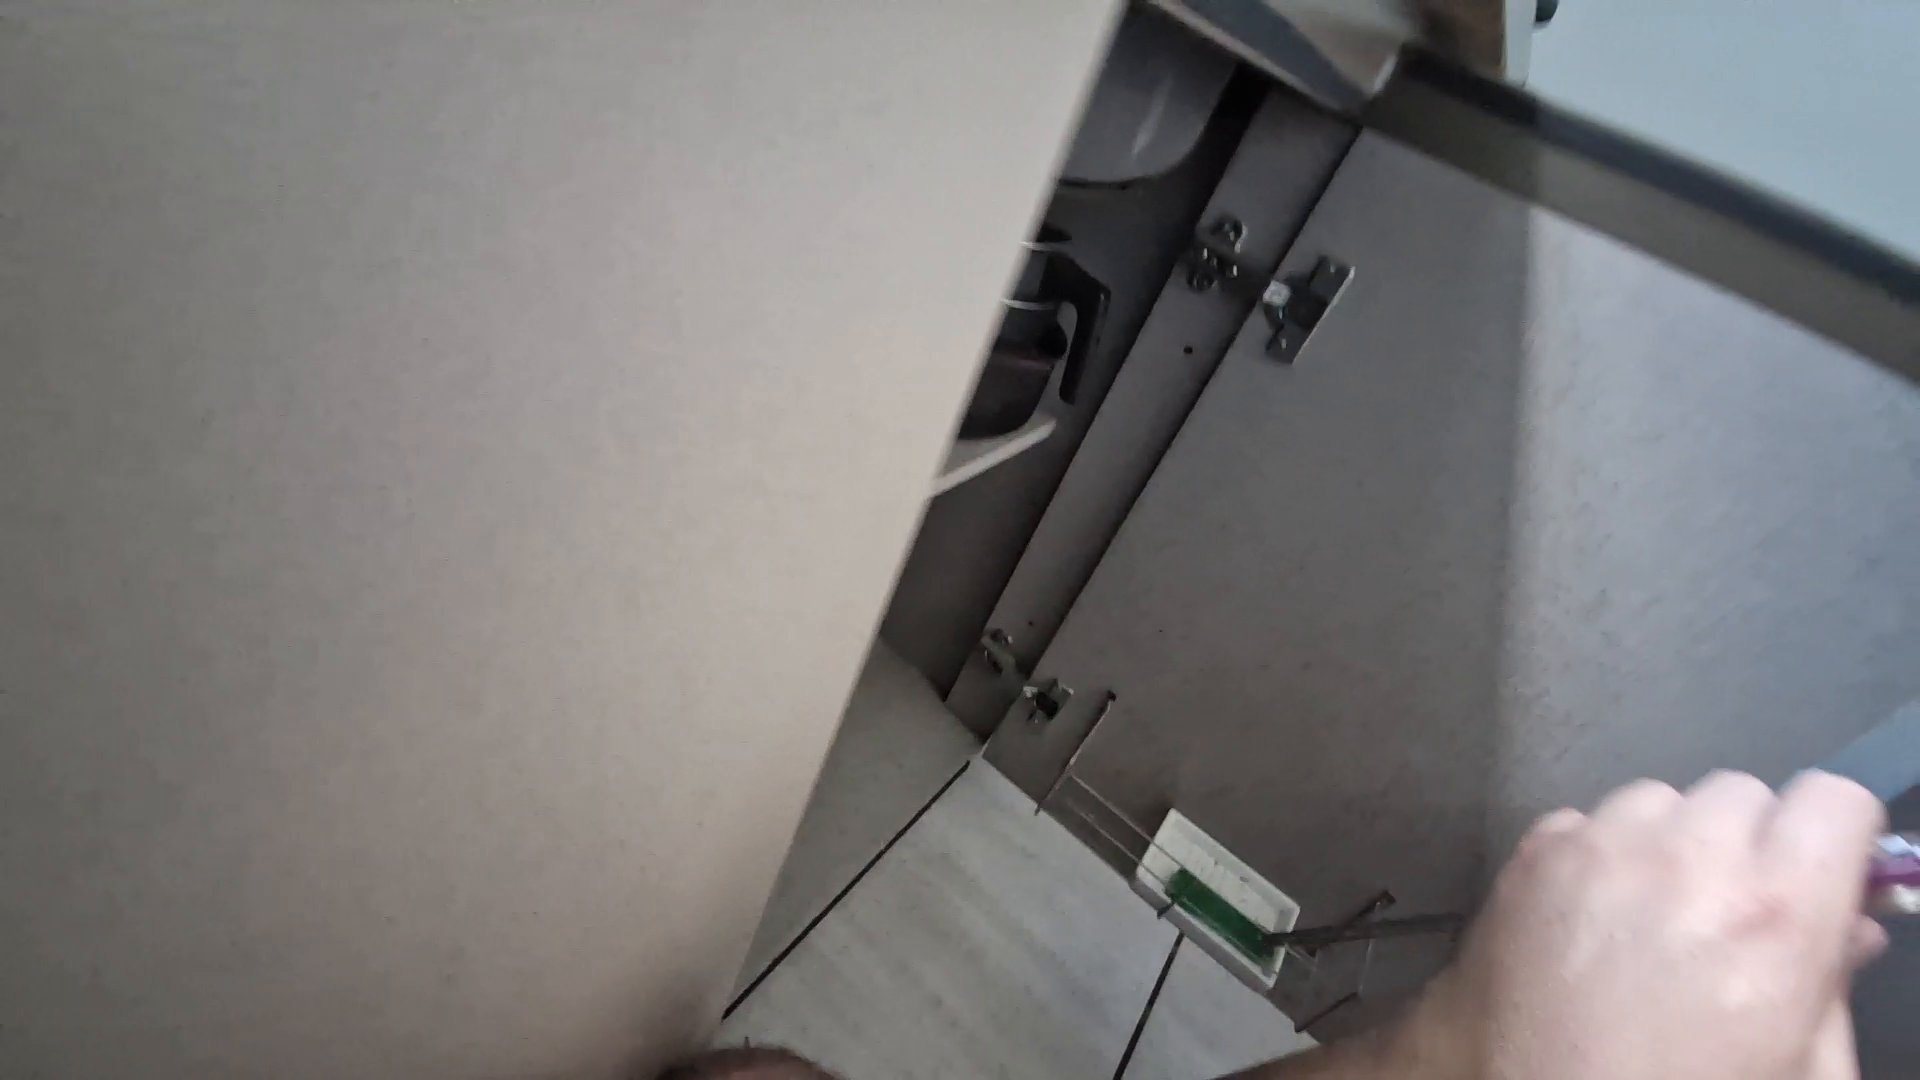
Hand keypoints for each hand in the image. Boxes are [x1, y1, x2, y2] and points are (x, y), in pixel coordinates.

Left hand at [1409, 770, 1885, 1079]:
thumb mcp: (1799, 1064)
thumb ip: (1830, 979)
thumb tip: (1849, 919)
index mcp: (1771, 911)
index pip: (1830, 802)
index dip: (1838, 829)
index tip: (1830, 862)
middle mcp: (1678, 855)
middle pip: (1736, 791)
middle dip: (1752, 834)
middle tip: (1740, 895)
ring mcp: (1592, 843)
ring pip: (1653, 797)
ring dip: (1669, 834)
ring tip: (1661, 901)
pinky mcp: (1530, 848)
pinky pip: (1583, 819)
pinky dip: (1598, 846)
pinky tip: (1595, 902)